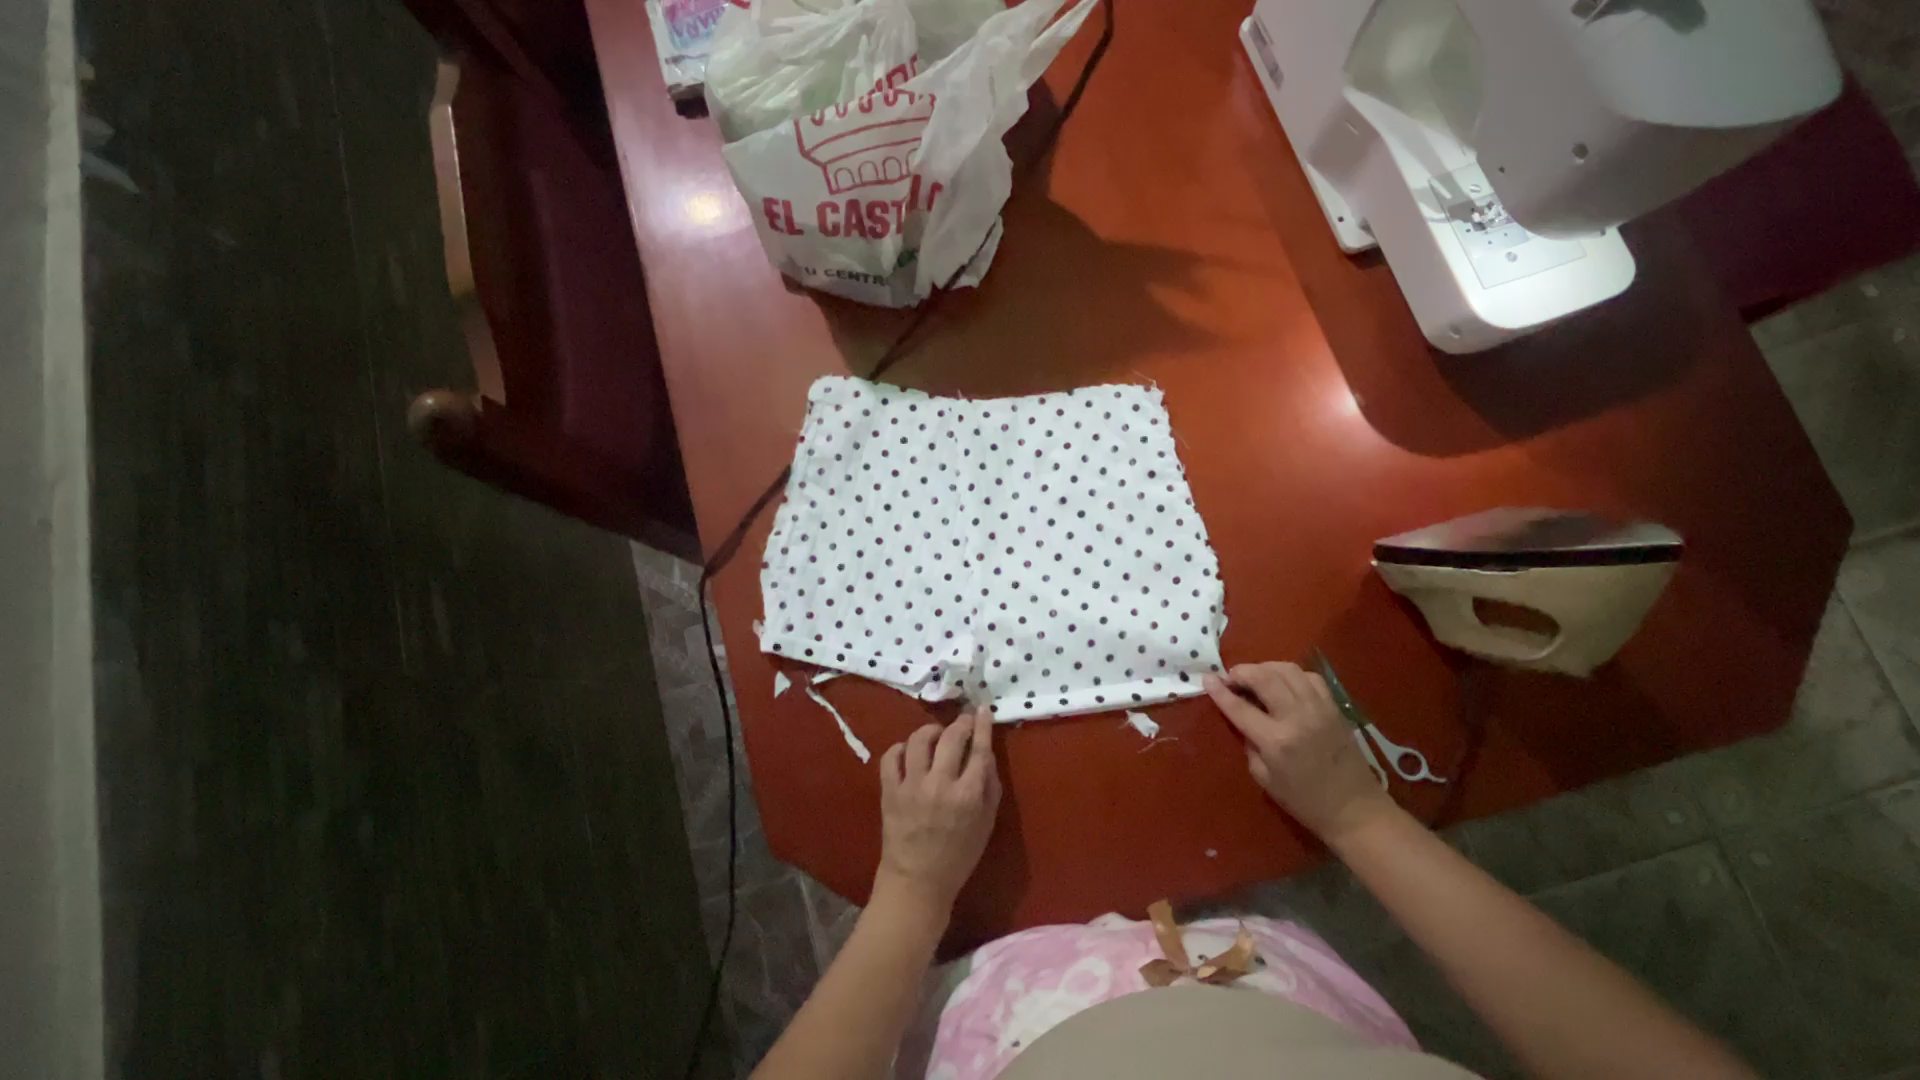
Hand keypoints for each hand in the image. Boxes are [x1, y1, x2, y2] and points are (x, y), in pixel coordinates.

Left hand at [875, 707, 1001, 916]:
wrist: (917, 881)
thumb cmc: (958, 856)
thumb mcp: (986, 825)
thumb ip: (989, 788)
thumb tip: (986, 755)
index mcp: (967, 796)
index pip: (979, 750)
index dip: (982, 726)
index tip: (981, 710)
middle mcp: (939, 785)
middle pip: (951, 737)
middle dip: (960, 723)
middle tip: (963, 722)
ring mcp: (911, 786)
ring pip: (919, 740)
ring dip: (931, 731)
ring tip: (936, 736)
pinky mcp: (889, 791)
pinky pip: (891, 756)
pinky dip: (901, 748)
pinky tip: (909, 752)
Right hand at [1205, 662, 1397, 844]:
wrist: (1353, 808)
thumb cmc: (1304, 801)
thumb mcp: (1264, 778)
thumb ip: (1249, 745)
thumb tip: (1243, 720)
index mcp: (1276, 741)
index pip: (1240, 707)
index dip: (1219, 691)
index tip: (1206, 679)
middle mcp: (1297, 717)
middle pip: (1264, 677)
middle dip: (1241, 672)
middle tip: (1231, 678)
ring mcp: (1319, 708)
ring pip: (1287, 670)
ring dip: (1265, 668)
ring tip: (1255, 678)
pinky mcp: (1334, 707)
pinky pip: (1309, 677)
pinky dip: (1291, 674)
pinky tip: (1283, 684)